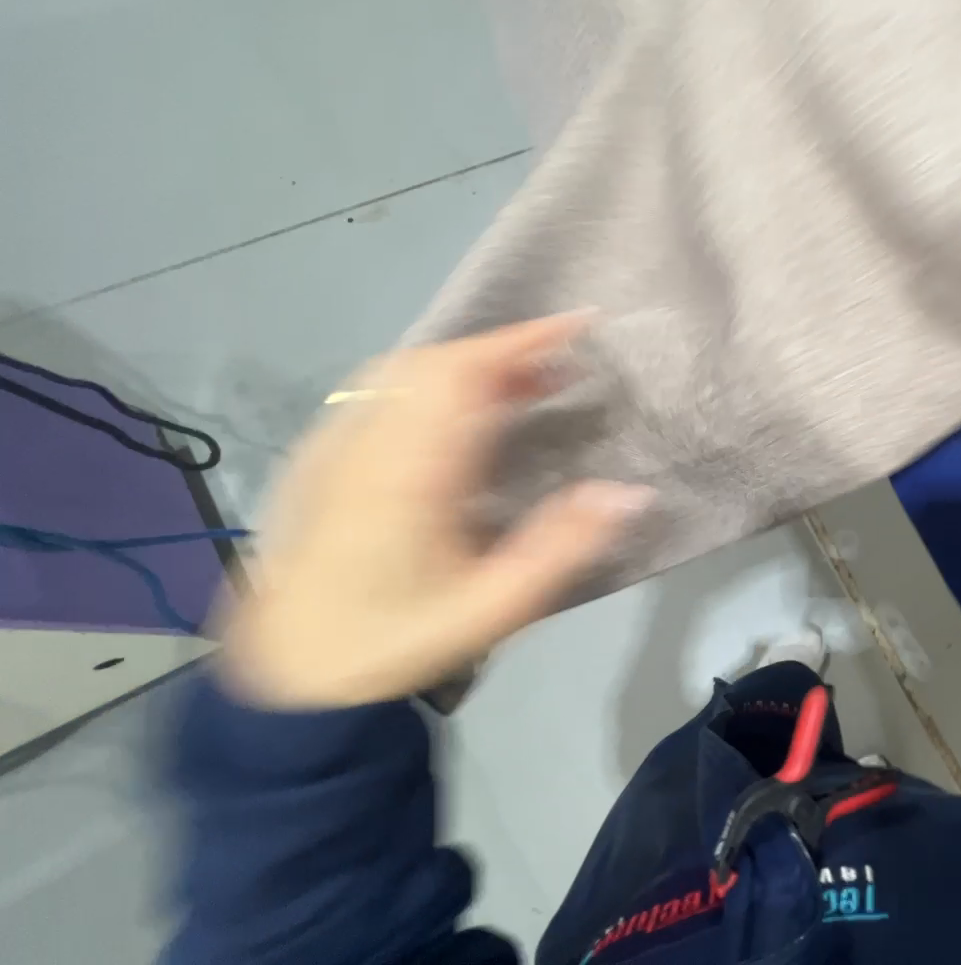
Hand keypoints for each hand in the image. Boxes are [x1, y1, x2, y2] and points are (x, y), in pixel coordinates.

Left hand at [213, 313, 651, 710]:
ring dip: (469, 366)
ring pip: (402, 374)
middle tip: (564, 367)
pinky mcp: (320, 463)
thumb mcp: (496, 606)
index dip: (523, 339)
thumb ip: (565, 546)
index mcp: (409, 471)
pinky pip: (380, 396)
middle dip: (504, 350)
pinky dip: (433, 385)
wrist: (284, 678)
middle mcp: (364, 443)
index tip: (580, 325)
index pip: (464, 372)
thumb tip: (632, 493)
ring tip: (525, 387)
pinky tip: (463, 417)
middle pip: (433, 362)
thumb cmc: (396, 640)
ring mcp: (334, 449)